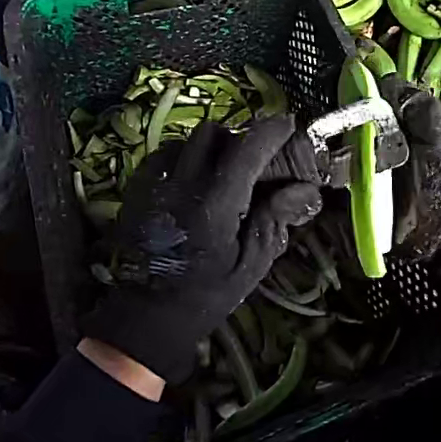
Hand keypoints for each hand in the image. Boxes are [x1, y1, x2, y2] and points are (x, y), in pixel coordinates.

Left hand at [81, 116, 321, 383]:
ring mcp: (153, 185)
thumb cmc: (204, 296)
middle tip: (254, 155)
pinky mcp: (136, 190)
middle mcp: (181, 186)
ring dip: (211, 147)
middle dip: (238, 137)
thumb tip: (304, 189)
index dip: (269, 133)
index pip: (245, 152)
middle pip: (213, 134)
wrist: (145, 317)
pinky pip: (163, 156)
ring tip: (222, 169)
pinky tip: (193, 181)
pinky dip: (184, 158)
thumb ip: (275, 221)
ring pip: (186, 141)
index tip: (286, 124)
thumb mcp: (249, 266)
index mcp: (214, 207)